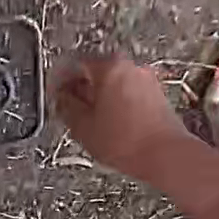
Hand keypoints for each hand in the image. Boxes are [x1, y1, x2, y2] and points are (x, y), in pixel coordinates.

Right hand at [52, 54, 194, 182]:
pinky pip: (127, 94)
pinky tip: (110, 126)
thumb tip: (61, 98)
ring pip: (113, 84)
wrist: (163, 154)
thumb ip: (67, 107)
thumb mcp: (83, 127)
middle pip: (96, 72)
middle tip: (68, 109)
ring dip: (98, 98)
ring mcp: (145, 80)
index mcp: (109, 68)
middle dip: (80, 90)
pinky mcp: (155, 96)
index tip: (55, 93)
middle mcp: (129, 67)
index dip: (60, 80)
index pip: (76, 64)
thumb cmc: (126, 141)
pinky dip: (115, 105)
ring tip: (89, 122)